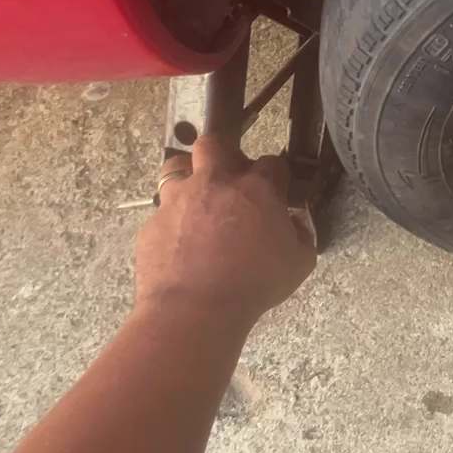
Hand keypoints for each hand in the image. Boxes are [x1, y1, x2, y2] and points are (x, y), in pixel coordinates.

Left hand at [132, 135, 316, 328]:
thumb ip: (300, 235)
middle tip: (231, 172)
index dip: (276, 173)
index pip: (272, 161)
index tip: (277, 186)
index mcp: (258, 189)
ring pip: (176, 169)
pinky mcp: (152, 224)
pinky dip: (174, 219)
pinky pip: (163, 211)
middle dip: (223, 150)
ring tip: (200, 201)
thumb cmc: (254, 282)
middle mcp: (216, 184)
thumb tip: (292, 226)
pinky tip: (184, 241)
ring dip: (190, 179)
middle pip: (213, 144)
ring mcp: (178, 201)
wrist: (196, 309)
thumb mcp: (300, 260)